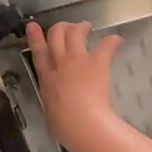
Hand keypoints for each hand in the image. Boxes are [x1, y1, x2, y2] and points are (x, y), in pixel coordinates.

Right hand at [26, 21, 125, 151]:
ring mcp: (78, 60)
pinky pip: (106, 44)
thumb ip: (53, 102)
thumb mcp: (50, 111)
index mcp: (46, 77)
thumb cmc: (65, 126)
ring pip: (75, 31)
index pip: (38, 50)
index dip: (35, 36)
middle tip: (68, 28)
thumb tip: (57, 107)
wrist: (83, 124)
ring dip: (81, 27)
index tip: (33, 26)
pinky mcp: (97, 62)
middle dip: (61, 27)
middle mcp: (60, 62)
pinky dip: (113, 40)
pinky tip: (117, 40)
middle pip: (56, 34)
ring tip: (87, 27)